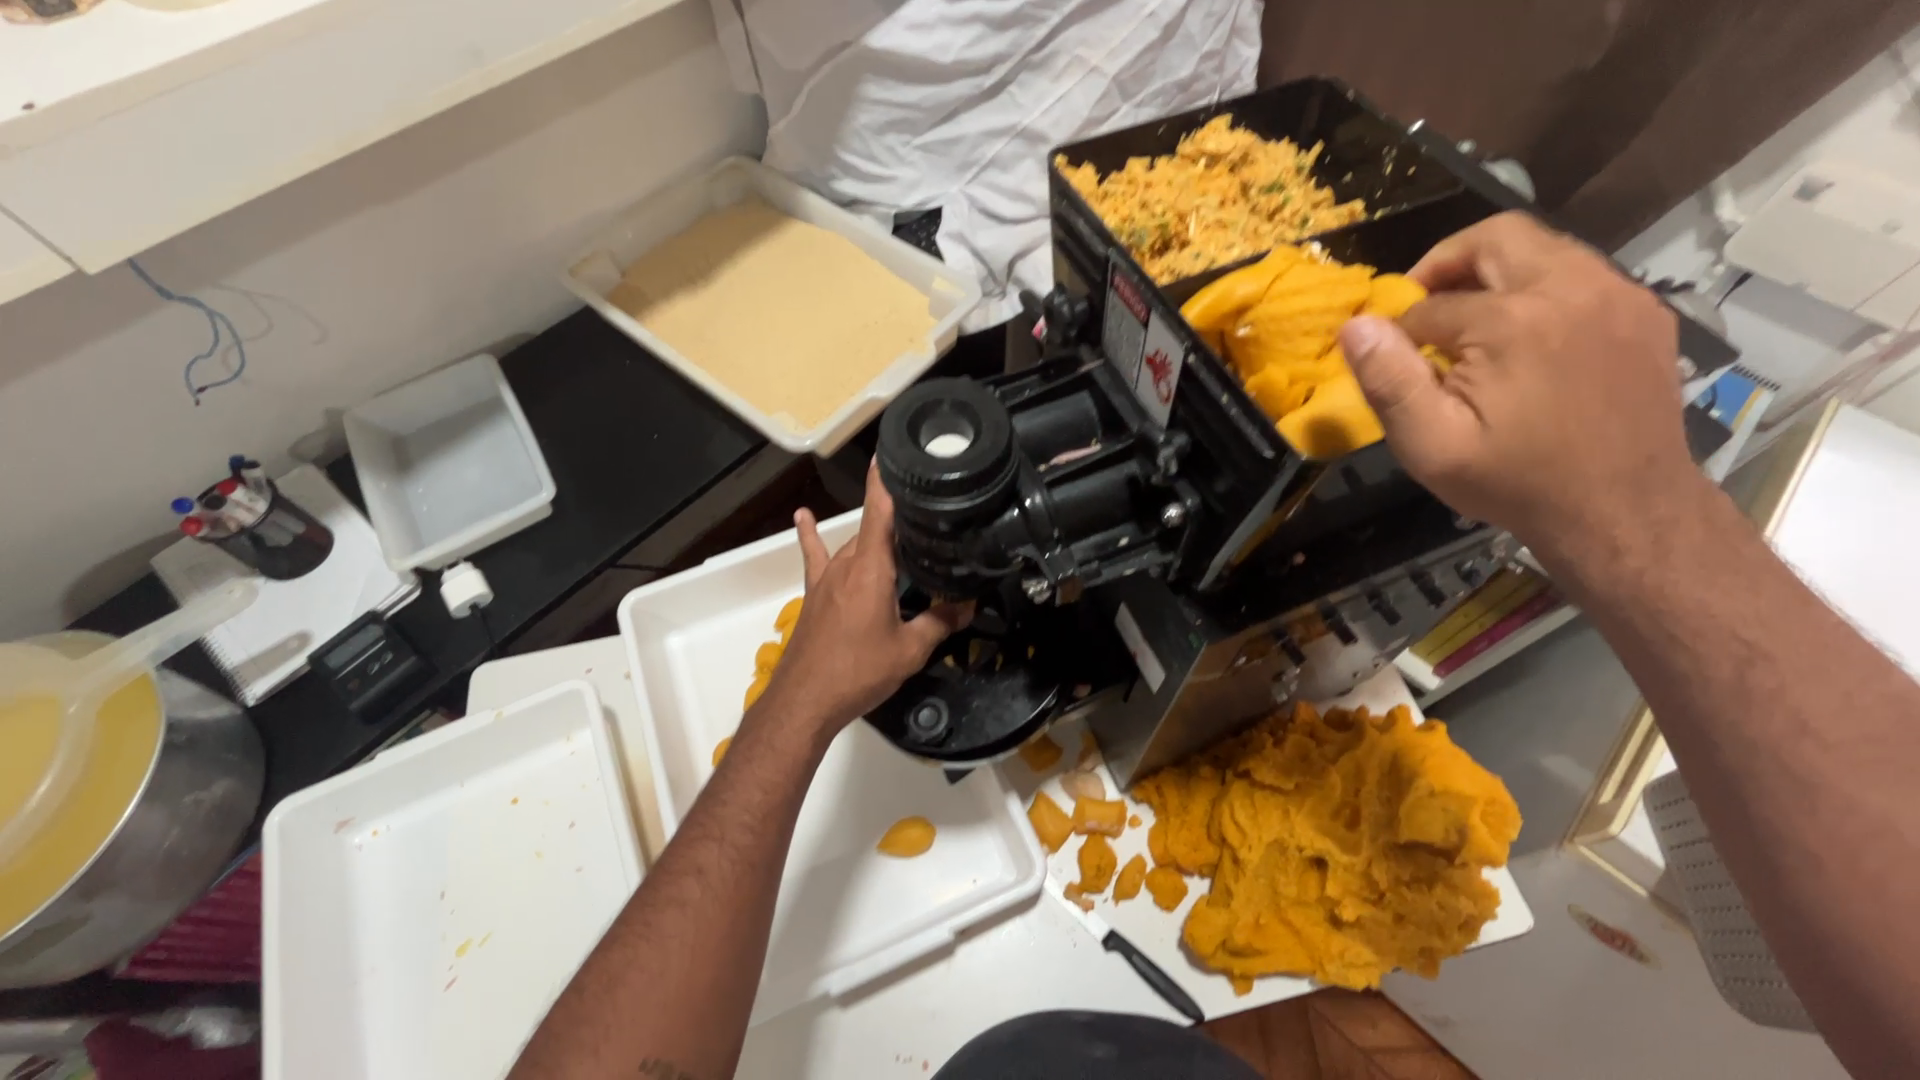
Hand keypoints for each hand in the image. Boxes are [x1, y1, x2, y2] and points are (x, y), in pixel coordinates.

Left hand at [757, 464, 971, 738]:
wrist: (806, 700)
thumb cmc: (858, 672)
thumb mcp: (910, 651)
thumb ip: (940, 622)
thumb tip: (968, 606)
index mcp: (871, 569)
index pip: (881, 512)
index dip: (888, 481)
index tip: (896, 452)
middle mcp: (847, 564)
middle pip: (875, 530)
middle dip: (900, 522)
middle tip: (930, 521)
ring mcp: (826, 577)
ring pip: (854, 545)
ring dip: (876, 540)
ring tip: (902, 537)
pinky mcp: (815, 593)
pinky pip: (816, 556)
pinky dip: (812, 536)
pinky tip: (803, 516)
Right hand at [1337, 211, 1699, 557]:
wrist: (1624, 510)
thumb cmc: (1516, 482)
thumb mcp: (1432, 446)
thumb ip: (1389, 381)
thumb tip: (1355, 324)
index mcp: (1514, 320)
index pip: (1432, 304)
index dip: (1402, 332)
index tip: (1399, 364)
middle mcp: (1572, 287)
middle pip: (1496, 238)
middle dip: (1448, 264)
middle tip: (1425, 308)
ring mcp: (1618, 294)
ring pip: (1543, 249)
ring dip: (1496, 273)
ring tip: (1473, 323)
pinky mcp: (1644, 311)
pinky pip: (1581, 275)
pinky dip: (1542, 290)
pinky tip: (1528, 339)